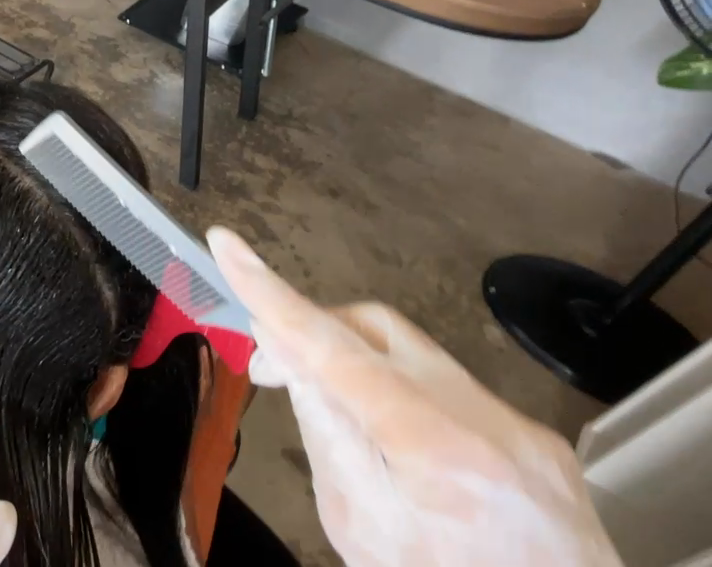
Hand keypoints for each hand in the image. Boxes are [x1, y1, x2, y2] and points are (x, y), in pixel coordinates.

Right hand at [206, 227, 621, 566]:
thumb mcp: (359, 523)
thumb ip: (323, 431)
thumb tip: (288, 356)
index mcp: (437, 447)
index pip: (333, 346)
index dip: (270, 292)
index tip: (226, 243)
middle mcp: (489, 421)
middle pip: (376, 329)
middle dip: (313, 329)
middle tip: (267, 367)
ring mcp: (522, 428)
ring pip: (413, 353)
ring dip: (354, 362)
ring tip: (326, 406)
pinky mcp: (539, 442)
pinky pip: (448, 388)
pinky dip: (398, 393)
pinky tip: (389, 441)